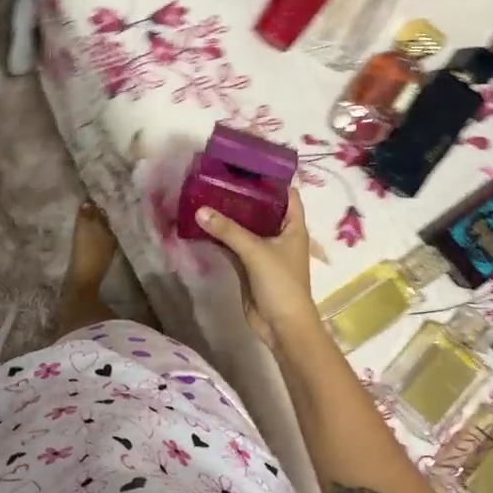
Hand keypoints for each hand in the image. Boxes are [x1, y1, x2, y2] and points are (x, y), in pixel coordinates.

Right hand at [195, 188, 320, 348]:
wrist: (282, 325)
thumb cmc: (281, 283)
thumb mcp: (256, 252)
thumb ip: (228, 230)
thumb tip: (199, 210)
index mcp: (293, 226)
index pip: (287, 194)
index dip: (271, 179)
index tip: (246, 166)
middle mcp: (279, 234)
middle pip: (261, 208)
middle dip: (241, 195)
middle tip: (216, 178)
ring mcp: (263, 250)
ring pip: (244, 226)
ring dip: (228, 215)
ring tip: (204, 195)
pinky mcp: (248, 265)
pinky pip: (233, 243)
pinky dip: (219, 234)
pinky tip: (201, 223)